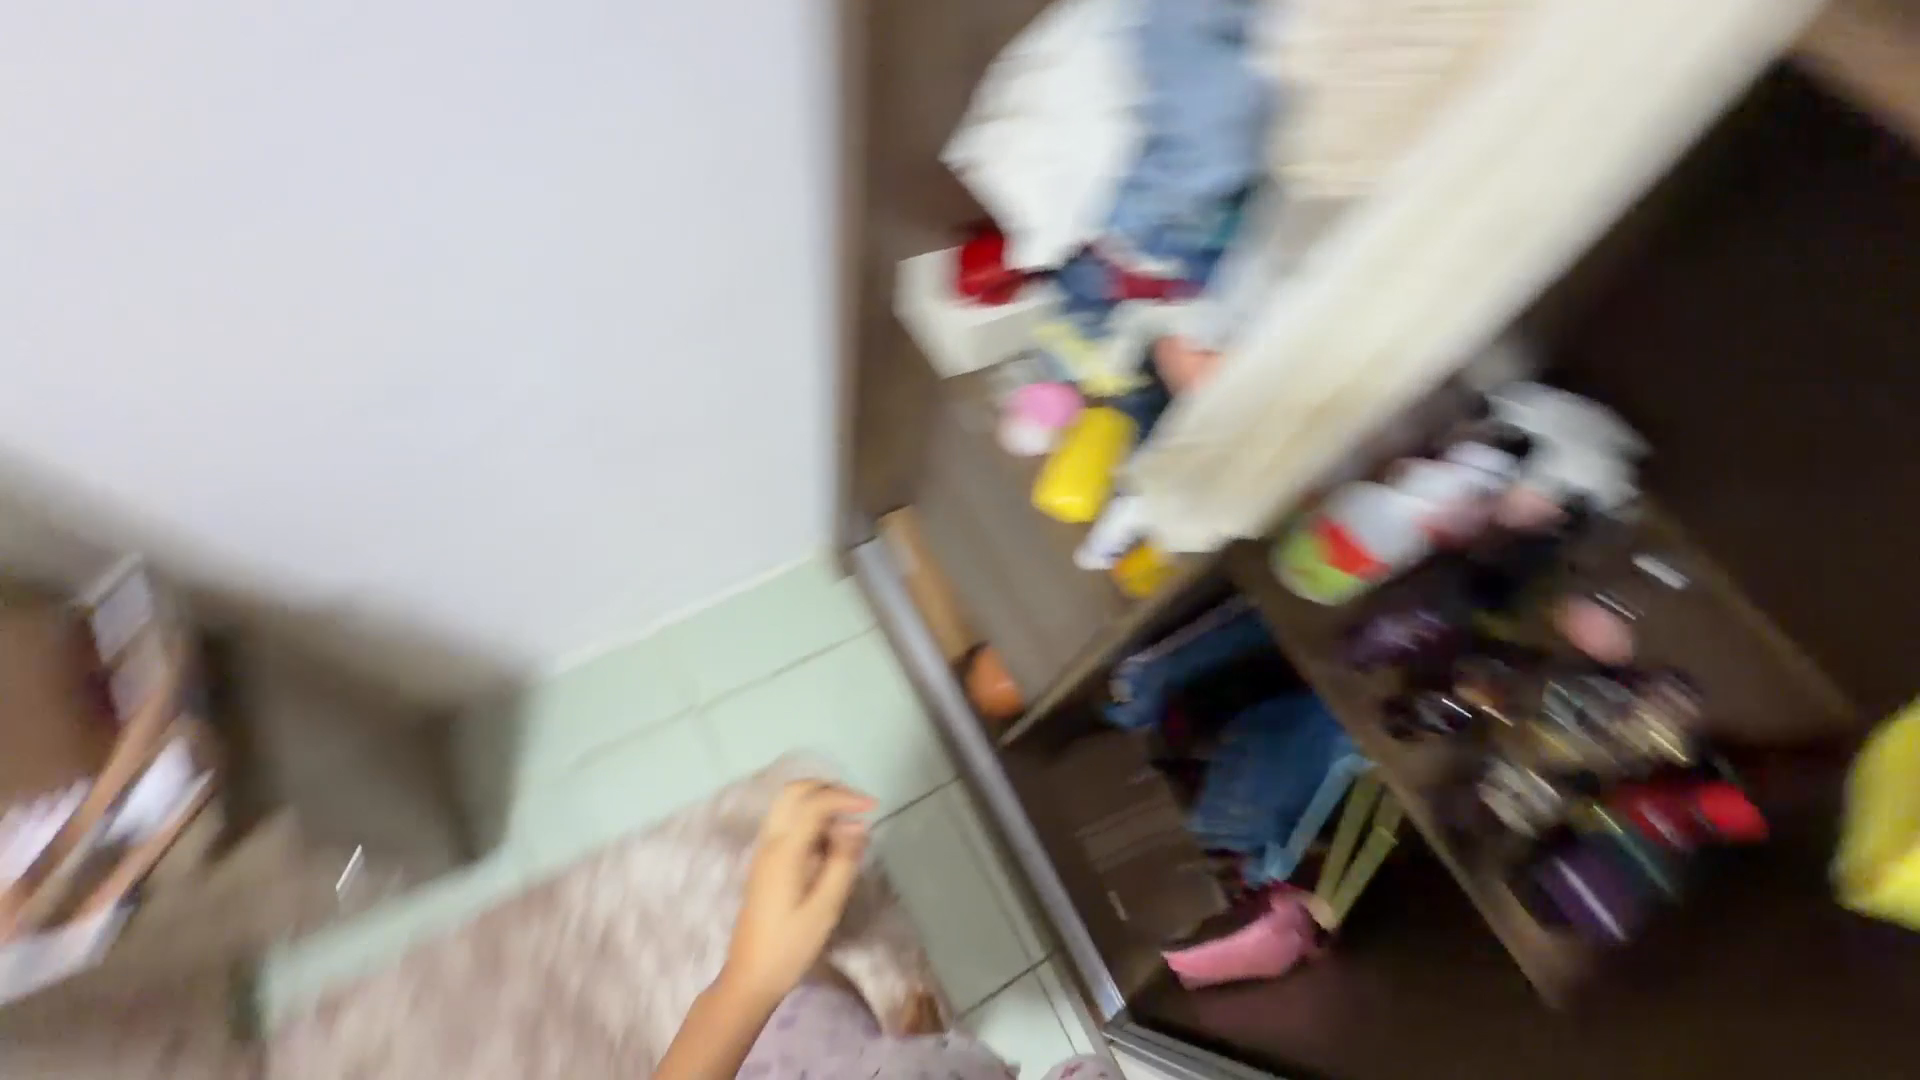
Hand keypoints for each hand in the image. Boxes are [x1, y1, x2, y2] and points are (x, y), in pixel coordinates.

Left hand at [720, 781, 874, 1005]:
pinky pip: (788, 822)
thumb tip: (857, 826)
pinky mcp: (766, 861)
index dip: (846, 797)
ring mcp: (764, 850)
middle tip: (858, 806)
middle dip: (829, 789)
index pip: (815, 803)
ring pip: (790, 803)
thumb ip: (842, 861)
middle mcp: (770, 841)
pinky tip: (830, 841)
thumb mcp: (825, 908)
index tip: (874, 807)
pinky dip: (811, 818)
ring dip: (819, 802)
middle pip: (796, 791)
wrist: (749, 978)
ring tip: (849, 824)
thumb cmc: (790, 946)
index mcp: (784, 850)